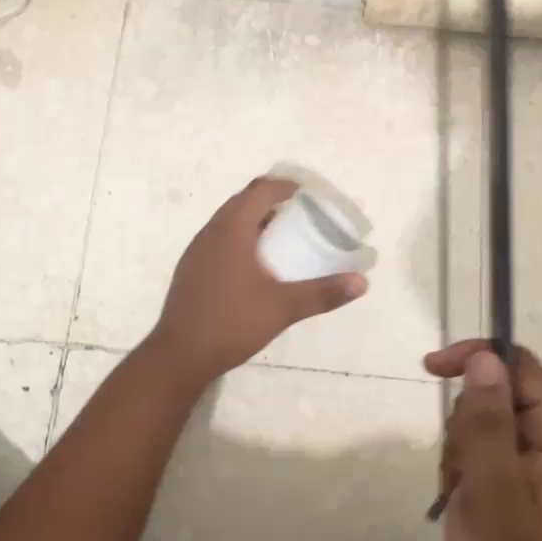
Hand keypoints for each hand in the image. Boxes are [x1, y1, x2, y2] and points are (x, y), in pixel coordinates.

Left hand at [148, 177, 367, 379]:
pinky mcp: (191, 268)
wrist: (180, 354)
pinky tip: (254, 263)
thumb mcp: (282, 308)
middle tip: (300, 212)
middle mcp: (210, 232)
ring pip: (227, 220)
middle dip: (270, 200)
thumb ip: (322, 293)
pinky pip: (218, 238)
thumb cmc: (232, 323)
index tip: (307, 192)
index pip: (259, 191)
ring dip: (253, 219)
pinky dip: (239, 237)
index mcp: (231, 230)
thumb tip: (361, 282)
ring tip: (281, 235)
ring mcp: (196, 250)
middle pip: (242, 201)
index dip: (284, 186)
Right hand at [426, 341, 541, 540]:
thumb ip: (487, 420)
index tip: (430, 368)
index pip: (518, 364)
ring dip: (462, 447)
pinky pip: (485, 445)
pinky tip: (465, 498)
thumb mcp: (492, 486)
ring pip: (484, 418)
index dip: (474, 358)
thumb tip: (483, 358)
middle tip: (461, 469)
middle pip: (498, 390)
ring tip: (463, 491)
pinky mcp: (527, 475)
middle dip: (467, 422)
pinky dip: (465, 465)